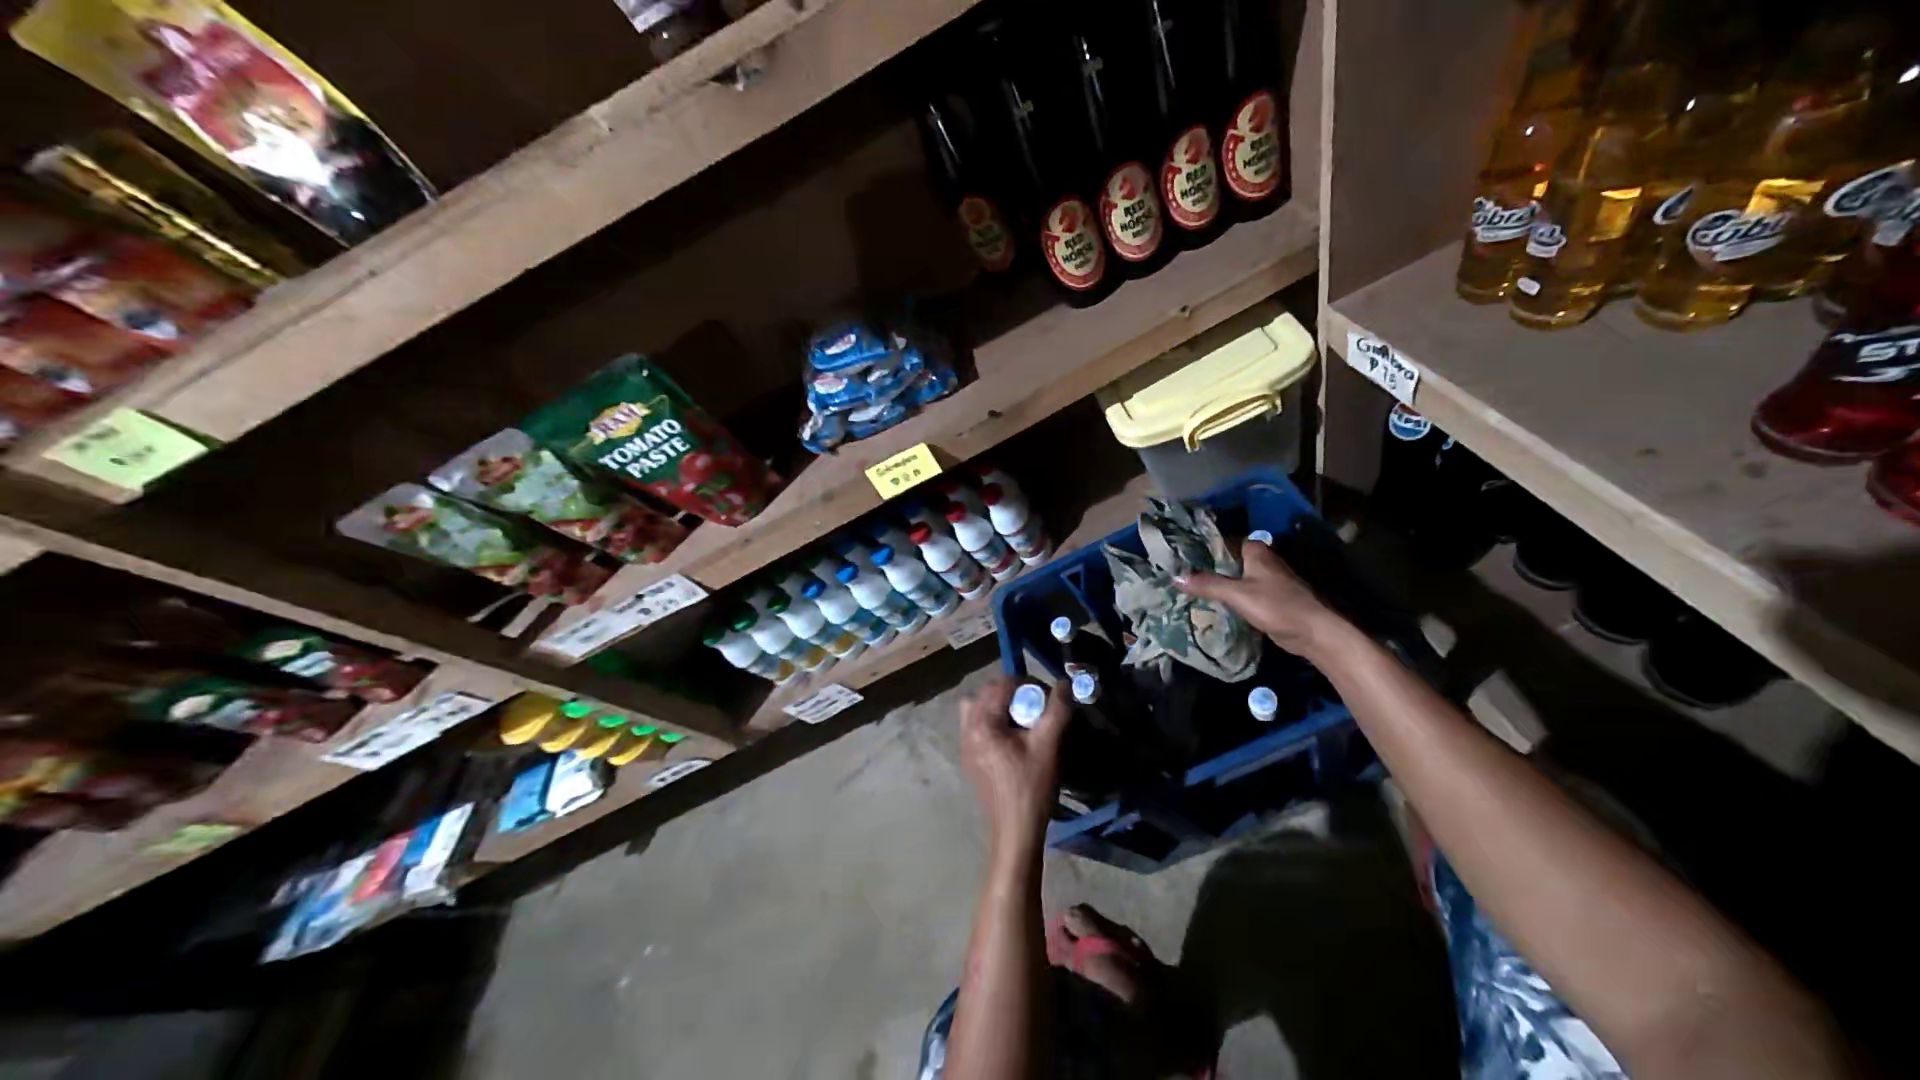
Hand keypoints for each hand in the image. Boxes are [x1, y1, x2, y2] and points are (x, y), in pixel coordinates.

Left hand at [959, 676, 1068, 861]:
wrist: (1016, 829)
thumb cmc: (1032, 786)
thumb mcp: (1048, 744)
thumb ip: (1057, 709)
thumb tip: (1064, 684)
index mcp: (981, 724)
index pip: (1000, 685)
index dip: (1026, 684)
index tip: (1046, 695)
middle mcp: (966, 730)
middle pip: (986, 693)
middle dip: (1012, 693)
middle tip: (1035, 705)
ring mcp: (965, 746)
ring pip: (978, 709)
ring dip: (1000, 706)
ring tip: (1023, 719)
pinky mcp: (970, 759)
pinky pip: (977, 726)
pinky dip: (994, 722)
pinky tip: (1014, 738)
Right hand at [1175, 537, 1344, 656]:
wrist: (1313, 632)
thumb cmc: (1276, 605)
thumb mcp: (1237, 594)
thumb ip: (1208, 585)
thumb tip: (1175, 577)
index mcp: (1257, 552)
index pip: (1226, 541)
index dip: (1206, 545)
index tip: (1183, 552)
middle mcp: (1263, 561)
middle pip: (1230, 559)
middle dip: (1210, 565)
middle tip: (1181, 570)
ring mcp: (1269, 580)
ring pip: (1237, 576)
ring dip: (1220, 581)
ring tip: (1192, 585)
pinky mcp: (1271, 598)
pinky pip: (1244, 591)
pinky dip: (1230, 595)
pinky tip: (1214, 602)